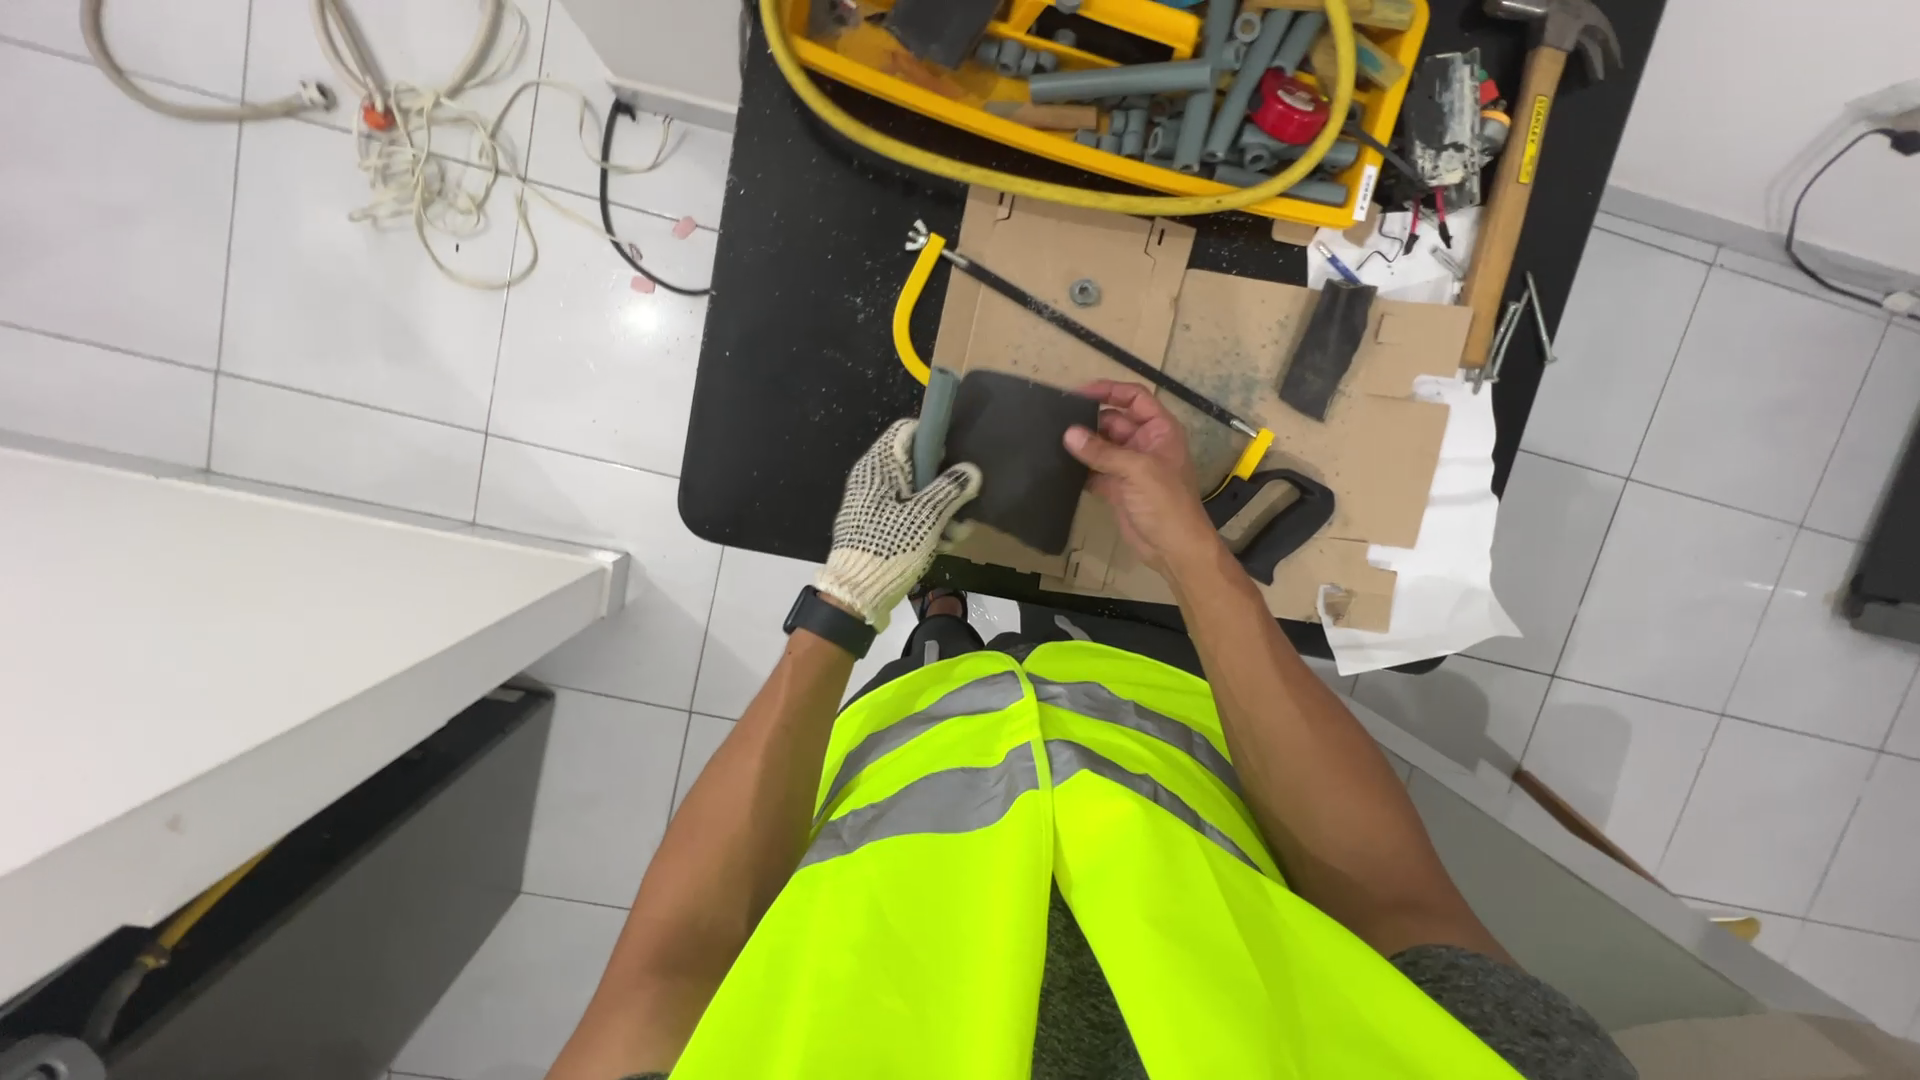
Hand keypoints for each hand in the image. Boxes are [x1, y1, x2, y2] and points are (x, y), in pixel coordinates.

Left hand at [816, 419, 981, 630]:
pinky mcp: (879, 526)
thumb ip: (950, 489)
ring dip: (943, 512)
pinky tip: (944, 546)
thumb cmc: (889, 546)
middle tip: (965, 506)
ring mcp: (876, 504)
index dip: (933, 439)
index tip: (953, 459)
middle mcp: (874, 479)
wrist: (856, 594)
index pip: (907, 431)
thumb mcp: (926, 517)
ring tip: (956, 536)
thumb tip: (971, 469)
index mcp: (878, 466)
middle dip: (946, 486)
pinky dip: (927, 526)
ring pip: (918, 494)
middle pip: (918, 465)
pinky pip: (909, 515)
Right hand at [1063, 380, 1222, 575]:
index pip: (1134, 398)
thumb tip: (1069, 434)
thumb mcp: (1137, 470)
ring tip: (1051, 441)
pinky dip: (1079, 469)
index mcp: (1160, 430)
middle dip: (1088, 420)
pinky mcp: (1116, 488)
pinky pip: (1094, 470)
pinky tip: (1059, 467)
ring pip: (1101, 446)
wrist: (1174, 548)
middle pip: (1113, 421)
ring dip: (1082, 445)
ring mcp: (1130, 467)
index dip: (1109, 390)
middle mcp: (1144, 443)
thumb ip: (1102, 451)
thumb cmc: (1166, 503)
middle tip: (1056, 421)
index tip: (1079, 393)